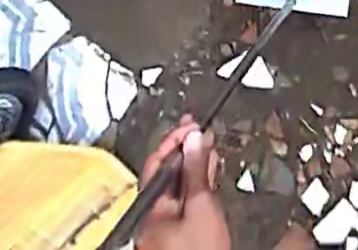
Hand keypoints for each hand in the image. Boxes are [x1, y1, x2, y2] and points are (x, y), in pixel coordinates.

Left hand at [134, 117, 230, 249]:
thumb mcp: (202, 206)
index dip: (174, 140)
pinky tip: (208, 169)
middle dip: (184, 150)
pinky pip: (183, 199)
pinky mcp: (177, 233)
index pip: (156, 163)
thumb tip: (194, 136)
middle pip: (164, 174)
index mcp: (150, 209)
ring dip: (192, 164)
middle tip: (202, 130)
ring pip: (175, 186)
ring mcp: (163, 226)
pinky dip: (195, 182)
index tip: (194, 125)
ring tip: (208, 143)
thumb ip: (197, 170)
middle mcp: (151, 216)